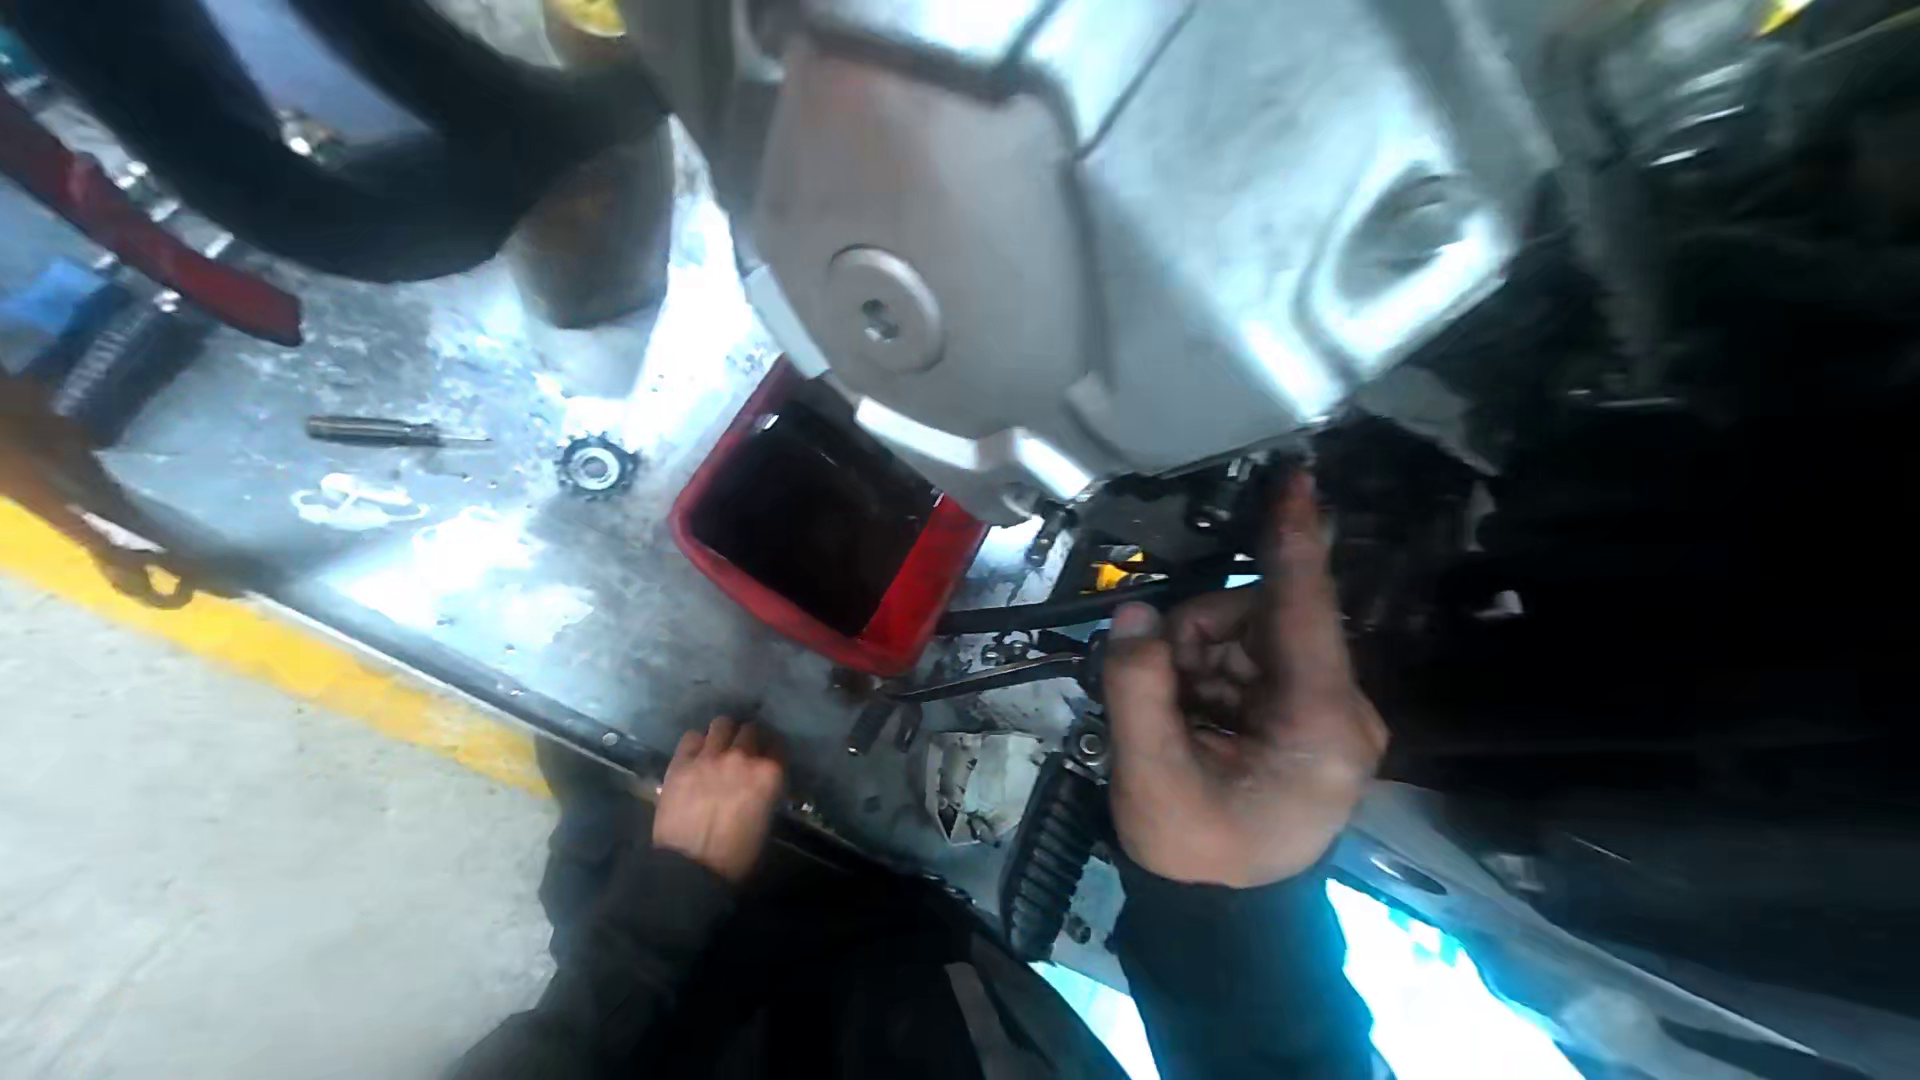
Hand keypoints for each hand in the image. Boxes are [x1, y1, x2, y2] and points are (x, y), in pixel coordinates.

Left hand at [652, 717, 785, 884]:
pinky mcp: (682, 763)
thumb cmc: (736, 855)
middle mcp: (743, 756)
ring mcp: (710, 756)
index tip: (765, 759)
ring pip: (721, 723)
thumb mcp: (766, 820)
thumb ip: (767, 791)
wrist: (690, 870)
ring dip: (723, 734)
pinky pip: (691, 737)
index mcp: (769, 773)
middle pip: (750, 729)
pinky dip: (697, 743)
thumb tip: (761, 782)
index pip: (777, 745)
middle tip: (741, 753)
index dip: (770, 751)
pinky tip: (696, 755)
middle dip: (748, 739)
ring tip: (718, 747)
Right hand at [1104, 472, 1388, 887]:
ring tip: (1167, 712)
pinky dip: (1198, 669)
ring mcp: (1316, 705)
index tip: (1298, 479)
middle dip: (1193, 636)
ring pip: (1240, 630)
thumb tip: (1132, 612)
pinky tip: (1182, 710)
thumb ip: (1136, 685)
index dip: (1295, 542)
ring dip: (1190, 655)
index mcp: (1320, 723)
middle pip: (1255, 616)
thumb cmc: (1195, 849)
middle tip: (1155, 690)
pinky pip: (1238, 654)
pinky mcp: (1295, 708)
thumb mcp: (1151, 774)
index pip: (1304, 611)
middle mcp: (1334, 705)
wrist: (1220, 906)